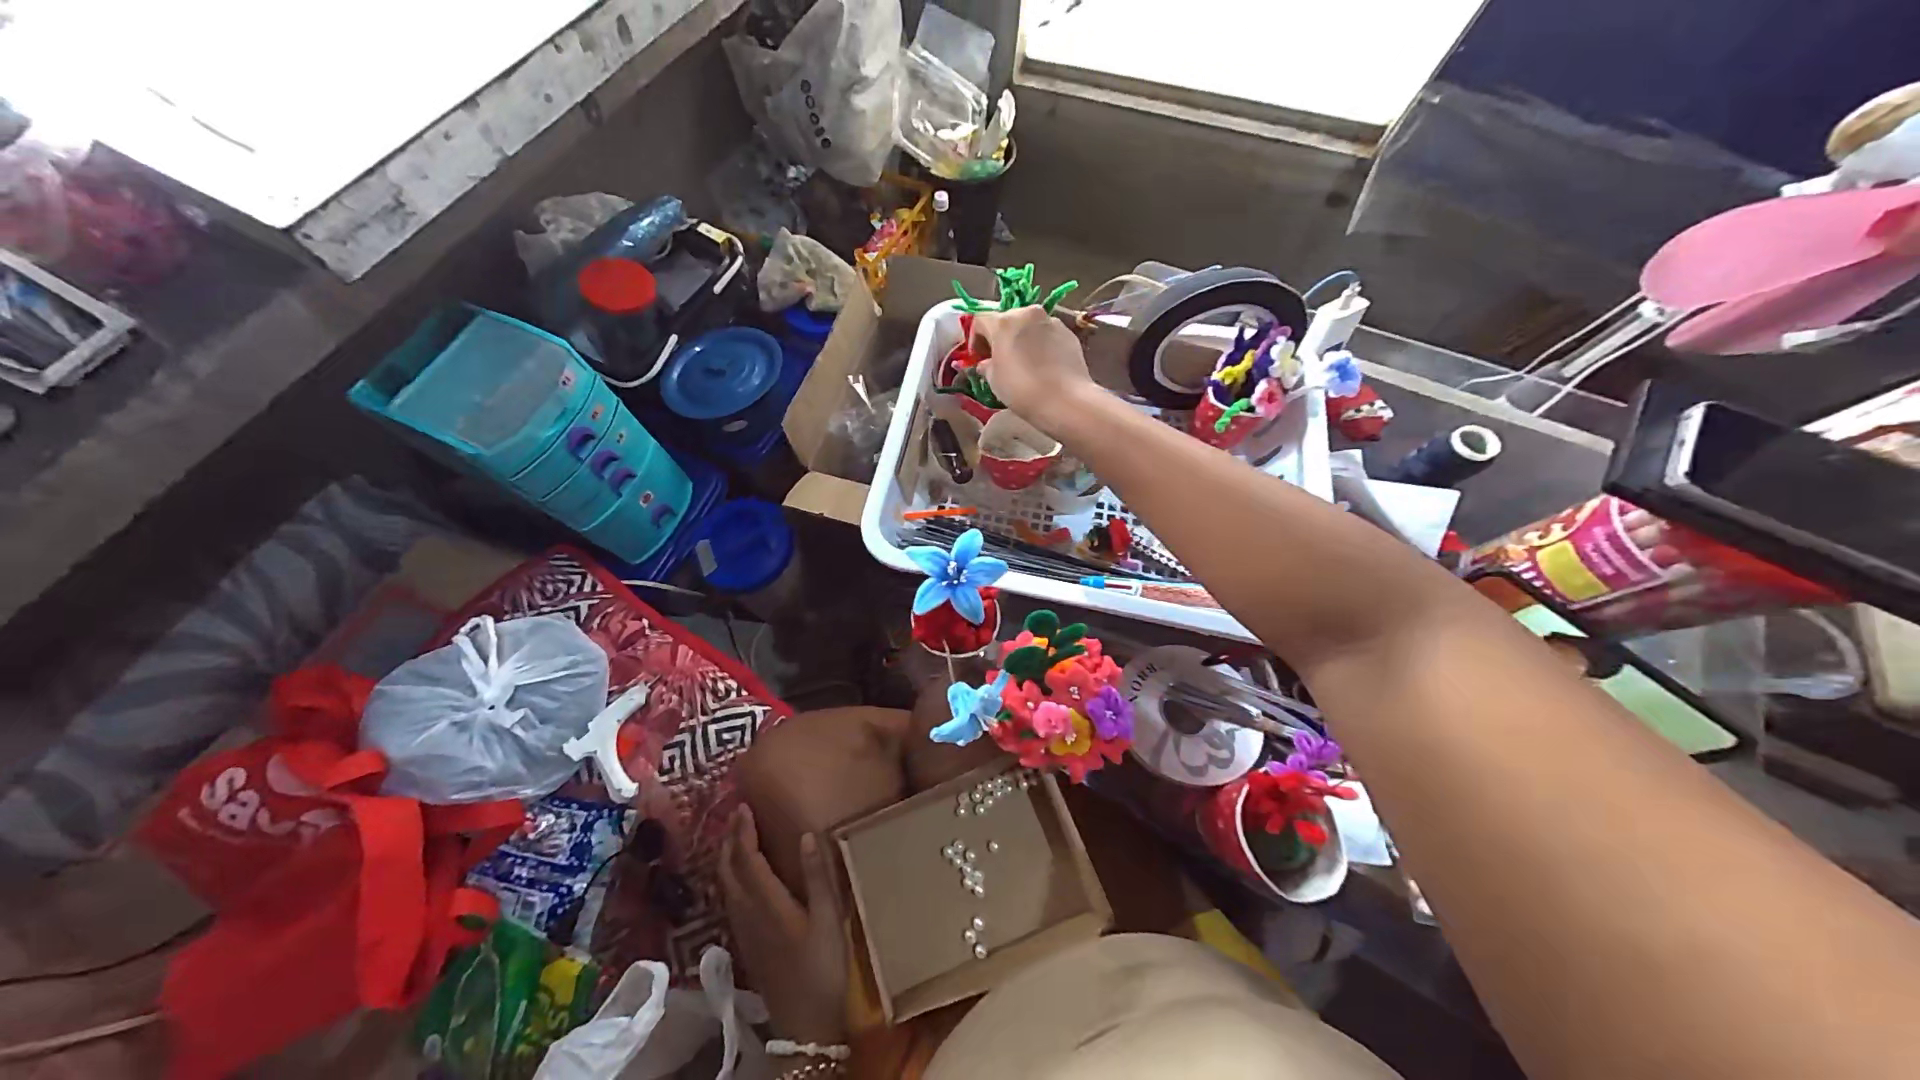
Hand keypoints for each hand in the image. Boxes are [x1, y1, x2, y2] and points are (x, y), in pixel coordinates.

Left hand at [718, 806, 848, 1045]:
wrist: (803, 1025)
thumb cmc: (822, 967)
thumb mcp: (829, 919)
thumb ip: (818, 876)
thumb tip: (807, 835)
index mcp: (768, 903)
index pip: (747, 859)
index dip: (743, 831)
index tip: (743, 806)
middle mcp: (748, 913)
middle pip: (729, 870)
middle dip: (730, 839)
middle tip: (736, 813)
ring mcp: (743, 930)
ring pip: (725, 885)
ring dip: (726, 856)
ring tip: (735, 836)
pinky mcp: (746, 943)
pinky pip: (729, 898)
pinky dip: (730, 877)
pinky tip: (739, 876)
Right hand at [971, 307, 1100, 437]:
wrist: (1065, 400)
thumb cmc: (1022, 389)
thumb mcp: (994, 381)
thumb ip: (986, 366)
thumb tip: (986, 364)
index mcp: (1003, 322)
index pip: (980, 320)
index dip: (975, 339)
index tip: (978, 358)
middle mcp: (1027, 314)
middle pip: (1007, 319)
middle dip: (1000, 337)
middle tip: (999, 360)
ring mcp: (1051, 322)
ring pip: (1029, 326)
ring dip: (1022, 340)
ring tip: (1023, 363)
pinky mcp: (1068, 333)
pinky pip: (1047, 335)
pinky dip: (1041, 345)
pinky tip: (1042, 366)